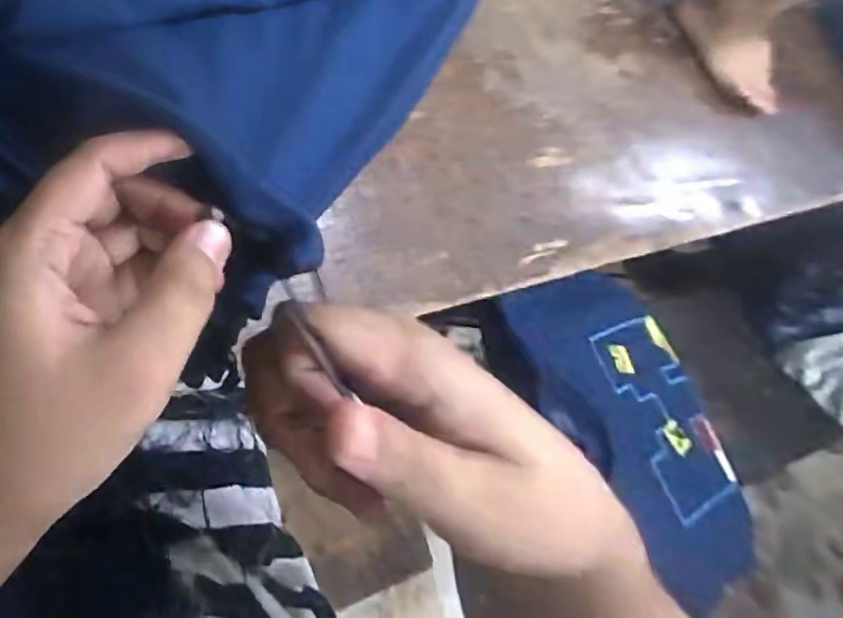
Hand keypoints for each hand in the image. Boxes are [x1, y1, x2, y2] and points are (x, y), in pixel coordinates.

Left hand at [0, 131, 232, 533]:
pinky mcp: (69, 303)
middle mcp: (40, 246)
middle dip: (166, 206)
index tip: (200, 148)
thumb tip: (217, 231)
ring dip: (166, 238)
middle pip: (109, 195)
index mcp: (36, 243)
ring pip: (119, 230)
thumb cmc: (54, 433)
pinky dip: (156, 270)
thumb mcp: (134, 366)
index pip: (91, 165)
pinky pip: (119, 267)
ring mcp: (54, 275)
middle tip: (221, 237)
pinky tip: (195, 285)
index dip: (144, 147)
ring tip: (217, 264)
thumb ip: (181, 292)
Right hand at [245, 306, 670, 609]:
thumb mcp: (480, 501)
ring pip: (281, 372)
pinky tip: (350, 481)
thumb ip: (406, 460)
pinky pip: (300, 399)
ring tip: (349, 489)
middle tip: (332, 473)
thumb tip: (332, 423)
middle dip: (285, 411)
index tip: (329, 443)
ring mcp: (365, 363)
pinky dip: (307, 443)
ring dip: (294, 435)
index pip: (307, 322)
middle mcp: (375, 341)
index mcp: (406, 349)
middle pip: (280, 344)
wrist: (561, 521)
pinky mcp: (359, 388)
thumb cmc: (533, 509)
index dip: (293, 375)